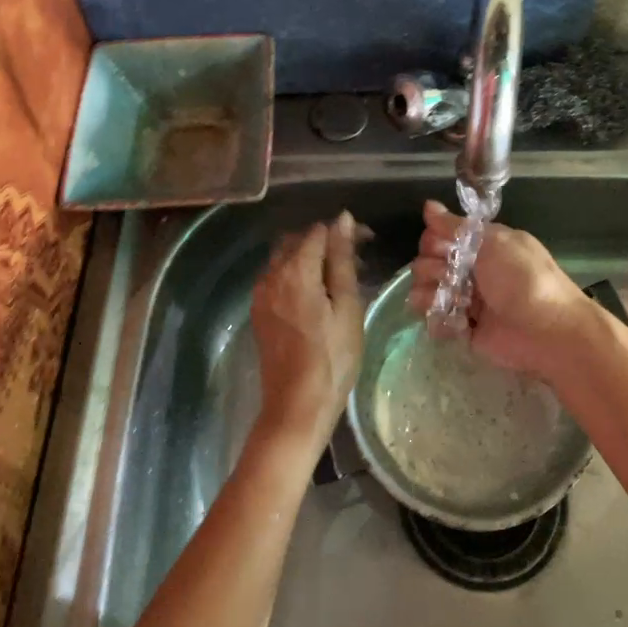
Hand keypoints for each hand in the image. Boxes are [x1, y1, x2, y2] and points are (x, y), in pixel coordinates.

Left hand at [252, 213, 366, 449]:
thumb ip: (342, 260)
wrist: (296, 407)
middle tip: (356, 259)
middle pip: (297, 240)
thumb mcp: (347, 307)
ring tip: (337, 277)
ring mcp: (260, 294)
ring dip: (310, 257)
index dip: (344, 232)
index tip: (368, 244)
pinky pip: (276, 278)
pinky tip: (315, 294)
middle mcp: (271, 275)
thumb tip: (343, 219)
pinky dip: (296, 274)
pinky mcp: (258, 312)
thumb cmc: (332, 359)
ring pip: (283, 258)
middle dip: (326, 241)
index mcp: (296, 270)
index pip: (319, 232)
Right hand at [408, 199, 593, 378]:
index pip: (439, 235)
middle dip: (431, 267)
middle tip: (451, 277)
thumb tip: (428, 205)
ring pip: (425, 290)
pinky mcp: (463, 328)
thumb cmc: (524, 279)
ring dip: (428, 293)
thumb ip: (457, 227)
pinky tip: (452, 320)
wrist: (548, 331)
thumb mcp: (494, 243)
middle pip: (427, 261)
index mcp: (480, 244)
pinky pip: (435, 319)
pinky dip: (436, 319)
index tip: (443, 248)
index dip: (434, 240)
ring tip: (449, 301)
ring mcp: (465, 299)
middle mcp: (469, 269)